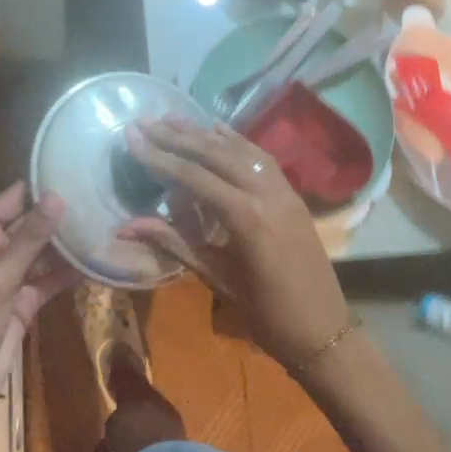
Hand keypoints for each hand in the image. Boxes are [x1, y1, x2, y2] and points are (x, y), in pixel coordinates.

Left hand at [0, 181, 82, 406]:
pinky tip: (97, 260)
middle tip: (103, 197)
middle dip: (62, 214)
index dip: (42, 186)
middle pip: (32, 223)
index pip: (13, 199)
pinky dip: (69, 272)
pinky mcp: (24, 301)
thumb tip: (57, 196)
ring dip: (69, 243)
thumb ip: (29, 239)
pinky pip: (50, 278)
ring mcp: (10, 276)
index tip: (79, 170)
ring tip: (107, 224)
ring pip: (44, 251)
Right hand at [118, 117, 352, 367]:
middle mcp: (266, 193)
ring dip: (204, 134)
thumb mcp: (216, 279)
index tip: (131, 137)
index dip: (159, 156)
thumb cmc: (266, 315)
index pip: (194, 177)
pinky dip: (236, 141)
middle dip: (177, 137)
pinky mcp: (292, 194)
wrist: (324, 332)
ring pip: (239, 150)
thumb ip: (173, 243)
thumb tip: (125, 226)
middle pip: (215, 154)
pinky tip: (216, 129)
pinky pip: (260, 158)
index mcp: (247, 218)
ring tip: (172, 119)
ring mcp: (284, 191)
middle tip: (146, 121)